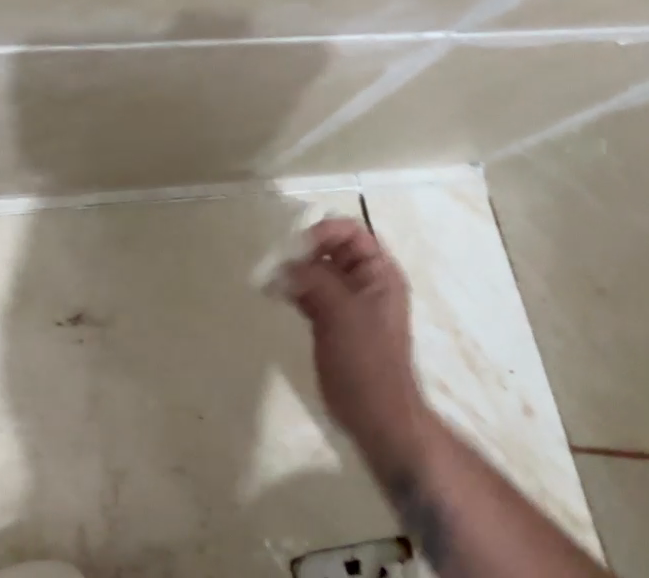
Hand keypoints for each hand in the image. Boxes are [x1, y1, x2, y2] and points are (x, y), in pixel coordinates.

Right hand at [281, 219, 427, 466]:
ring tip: (268, 278)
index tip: (295, 249)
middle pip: (331, 248)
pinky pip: (309, 292)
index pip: (351, 233)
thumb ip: (313, 280)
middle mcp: (365, 282)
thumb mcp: (341, 313)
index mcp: (379, 273)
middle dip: (302, 250)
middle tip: (275, 263)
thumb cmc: (367, 362)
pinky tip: (273, 292)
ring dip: (294, 269)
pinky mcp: (331, 321)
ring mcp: (348, 302)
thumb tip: (282, 266)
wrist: (377, 416)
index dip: (323, 232)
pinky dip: (292, 288)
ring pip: (317, 270)